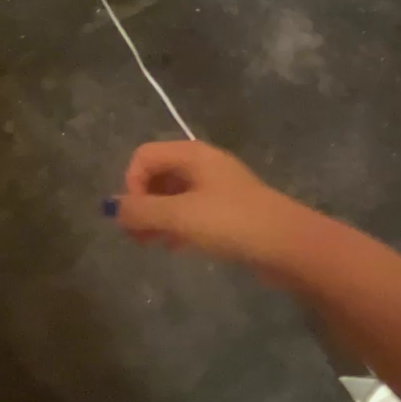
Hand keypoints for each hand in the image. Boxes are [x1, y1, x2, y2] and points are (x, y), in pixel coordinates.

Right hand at [109, 140, 317, 272]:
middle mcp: (203, 164)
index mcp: (191, 154)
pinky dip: (177, 225)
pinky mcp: (230, 211)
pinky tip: (175, 247)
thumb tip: (110, 208)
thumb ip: (142, 211)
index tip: (134, 215)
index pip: (144, 156)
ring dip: (157, 216)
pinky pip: (192, 210)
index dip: (131, 183)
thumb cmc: (232, 222)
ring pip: (174, 194)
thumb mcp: (181, 216)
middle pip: (158, 173)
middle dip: (141, 202)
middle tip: (135, 236)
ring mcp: (218, 187)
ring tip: (150, 244)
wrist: (289, 246)